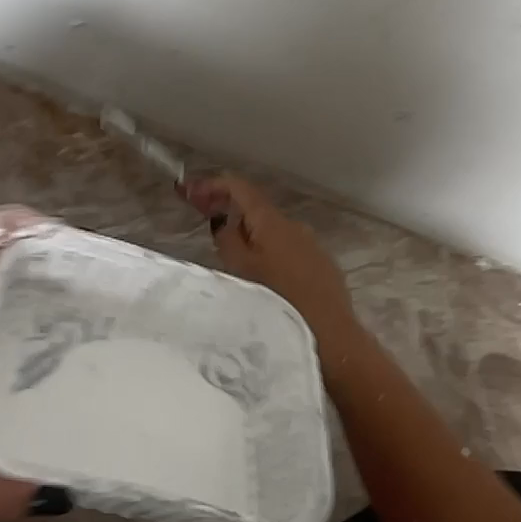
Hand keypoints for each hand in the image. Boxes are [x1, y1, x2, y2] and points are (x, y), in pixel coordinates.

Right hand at [181, 174, 359, 343]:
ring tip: (227, 249)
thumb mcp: (240, 269)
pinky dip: (267, 249)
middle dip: (226, 207)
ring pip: (271, 230)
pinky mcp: (321, 266)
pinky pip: (287, 248)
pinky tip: (260, 271)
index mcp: (271, 221)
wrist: (331, 337)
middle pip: (255, 207)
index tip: (188, 191)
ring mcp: (311, 245)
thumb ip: (226, 238)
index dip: (212, 184)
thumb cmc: (279, 301)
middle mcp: (294, 225)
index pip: (239, 186)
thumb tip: (223, 222)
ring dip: (248, 232)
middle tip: (200, 213)